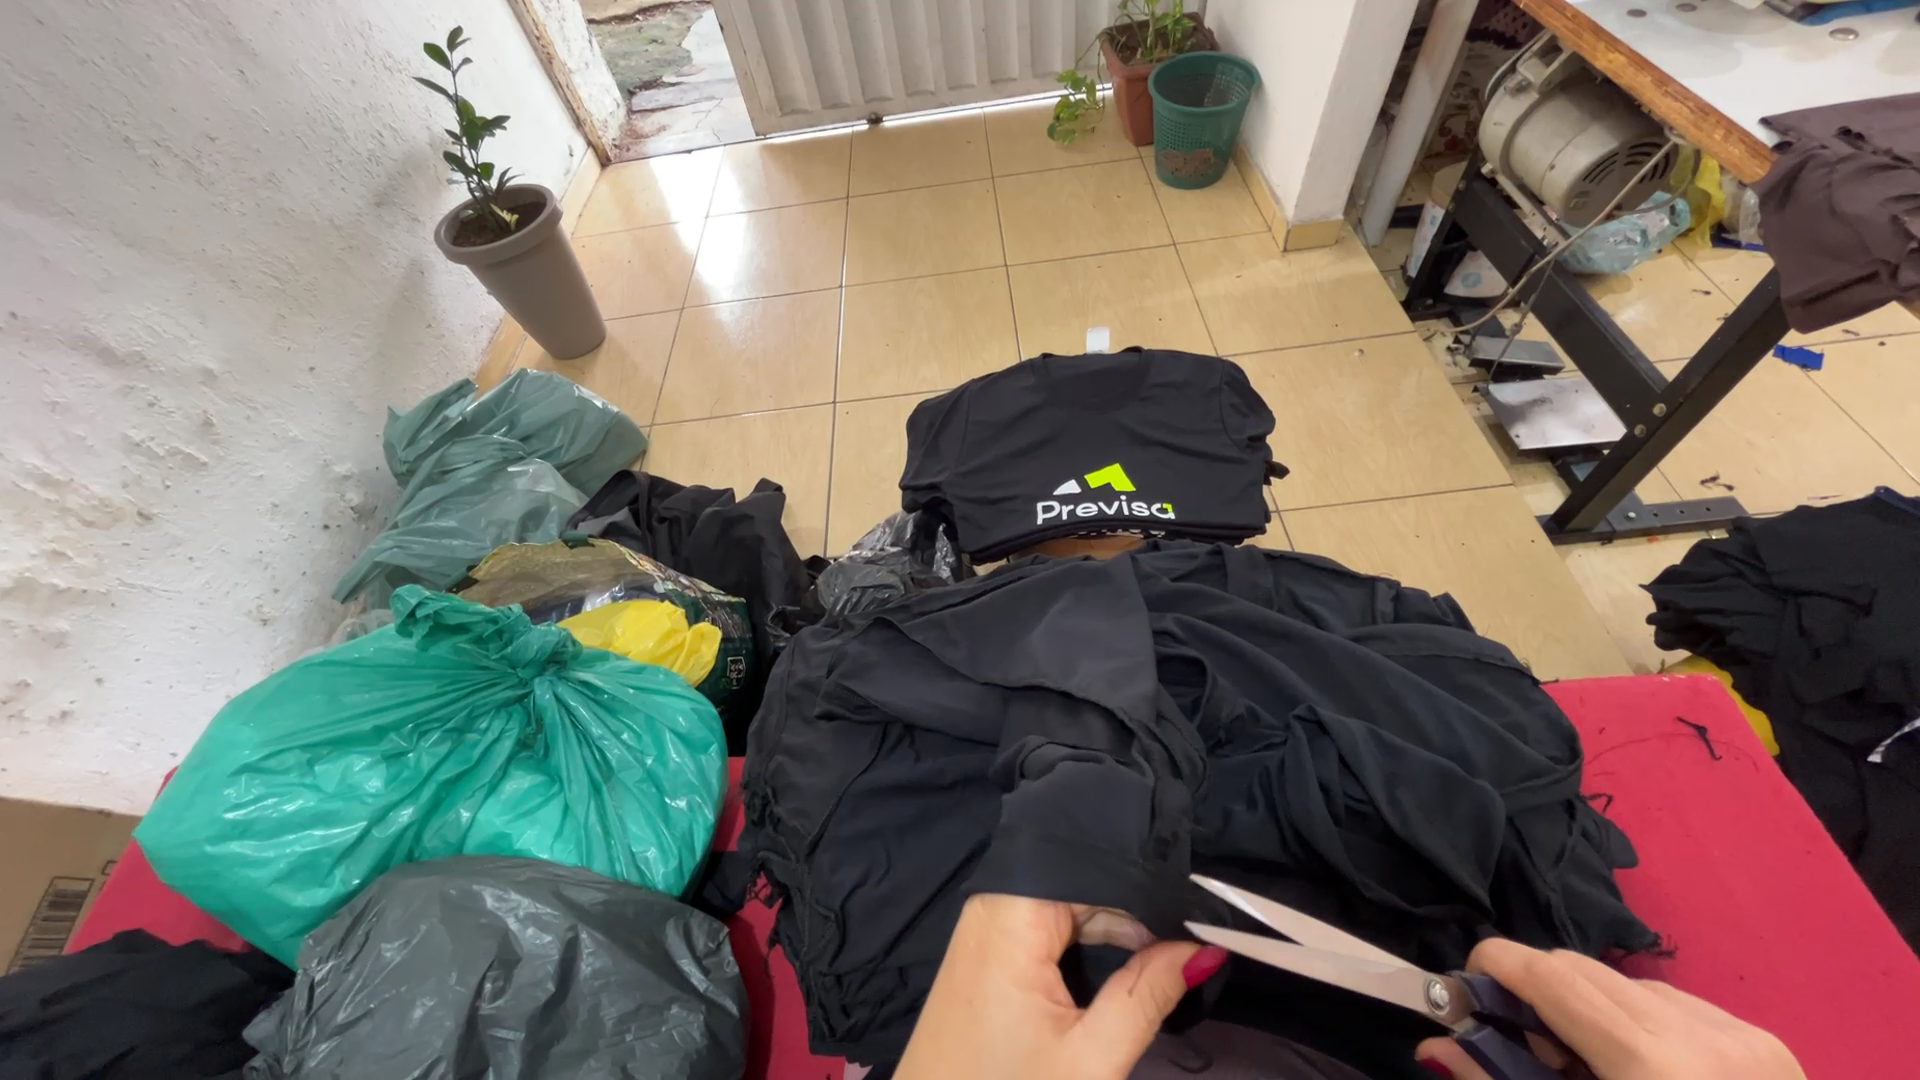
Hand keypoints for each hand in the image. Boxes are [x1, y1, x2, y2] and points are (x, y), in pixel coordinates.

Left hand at [895, 893, 1227, 1079]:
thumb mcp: (1088, 1059)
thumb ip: (1148, 994)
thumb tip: (1206, 945)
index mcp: (1013, 907)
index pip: (1096, 863)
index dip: (1151, 877)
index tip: (1204, 894)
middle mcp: (996, 897)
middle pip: (1084, 876)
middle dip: (1139, 899)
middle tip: (1201, 923)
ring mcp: (990, 918)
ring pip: (1070, 897)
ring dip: (1118, 920)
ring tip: (1177, 940)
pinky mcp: (991, 942)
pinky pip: (1051, 919)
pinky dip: (1089, 934)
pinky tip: (1131, 953)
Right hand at [1414, 940, 1803, 1079]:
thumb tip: (1433, 1044)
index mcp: (1653, 1069)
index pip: (1544, 973)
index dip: (1492, 968)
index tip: (1470, 997)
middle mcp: (1700, 1037)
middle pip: (1573, 967)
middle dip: (1534, 993)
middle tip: (1531, 1050)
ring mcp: (1743, 1037)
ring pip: (1617, 979)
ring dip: (1585, 1006)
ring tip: (1595, 1068)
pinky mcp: (1769, 1043)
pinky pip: (1668, 999)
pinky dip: (1637, 1019)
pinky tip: (1648, 1071)